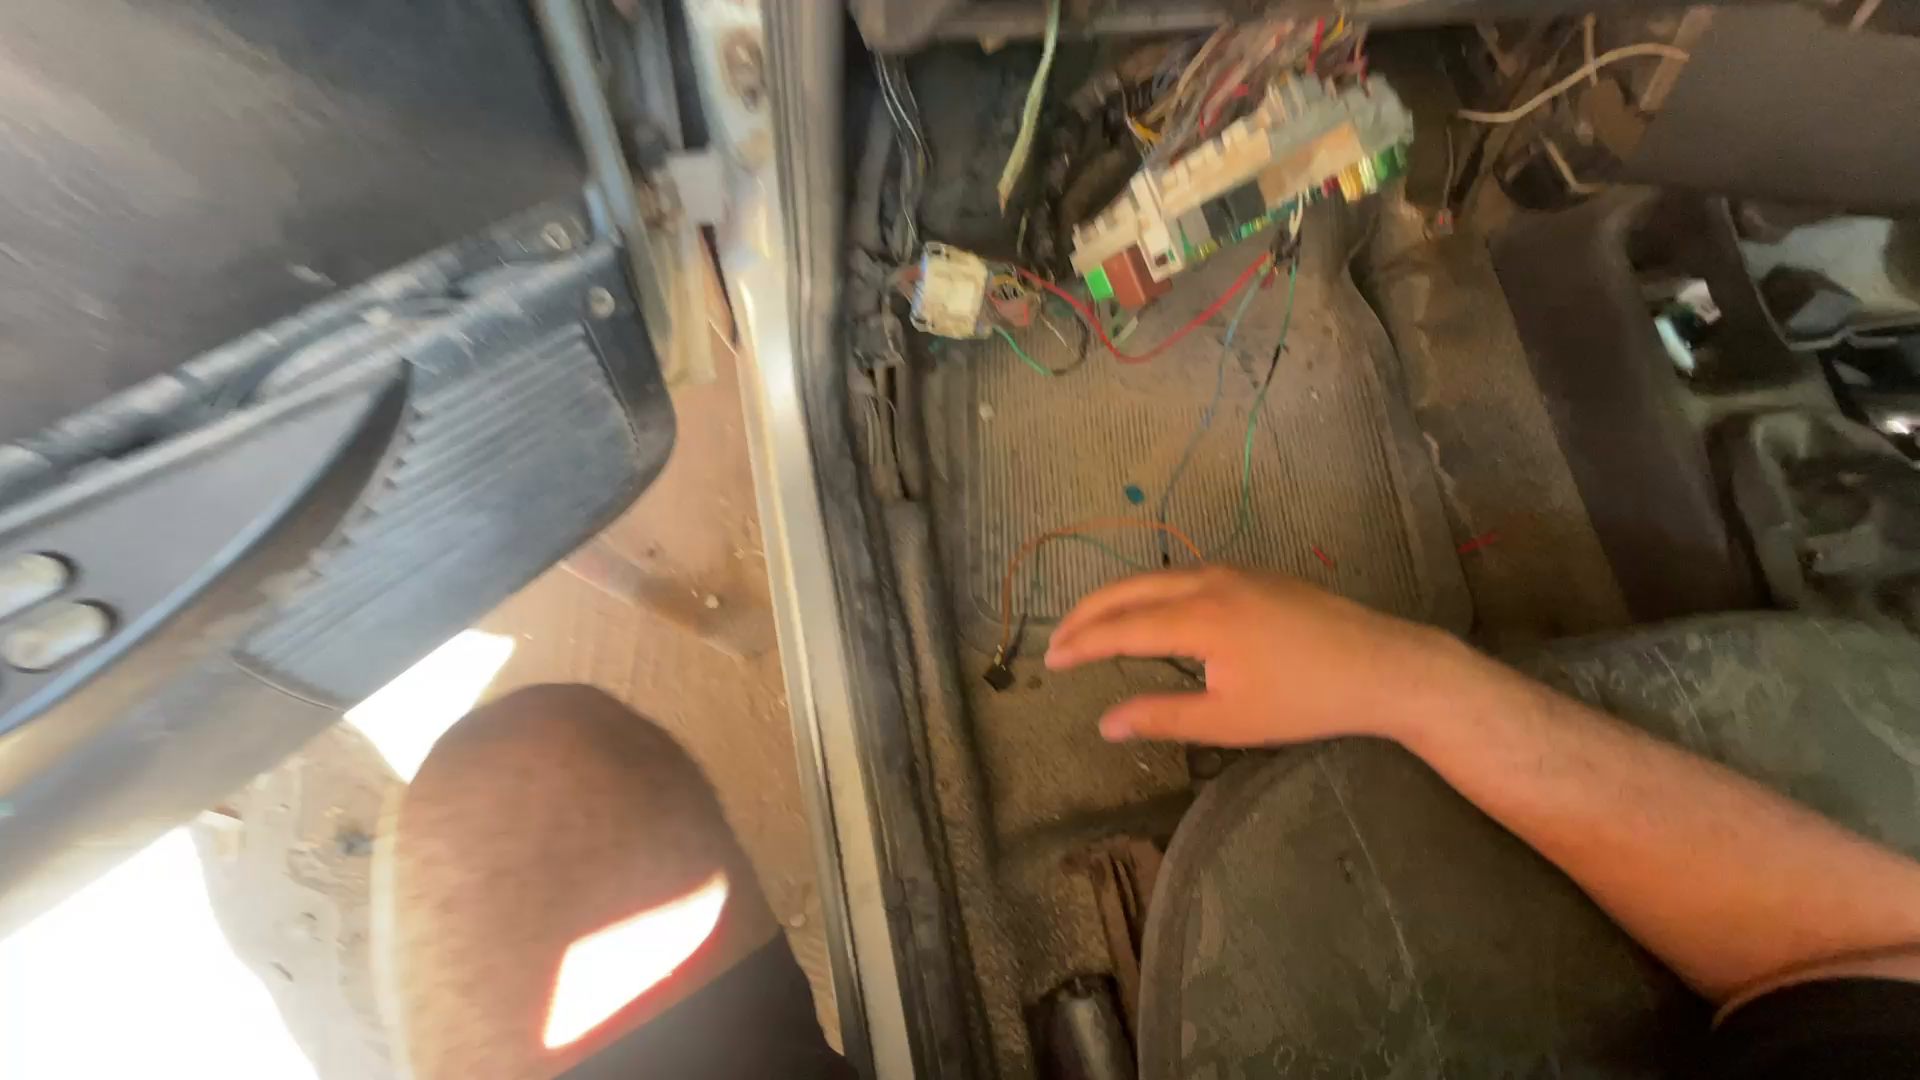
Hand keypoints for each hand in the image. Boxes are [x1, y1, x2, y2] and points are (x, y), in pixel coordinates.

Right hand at [1044, 567, 1480, 745]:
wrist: (1386, 666)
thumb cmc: (1306, 700)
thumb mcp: (1230, 721)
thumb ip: (1161, 717)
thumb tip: (1104, 724)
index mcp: (1198, 617)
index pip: (1120, 627)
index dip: (1081, 643)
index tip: (1051, 660)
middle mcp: (1205, 581)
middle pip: (1127, 590)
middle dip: (1087, 613)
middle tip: (1058, 639)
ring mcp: (1230, 571)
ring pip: (1154, 577)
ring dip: (1116, 599)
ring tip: (1091, 624)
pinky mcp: (1250, 573)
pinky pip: (1181, 575)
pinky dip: (1147, 591)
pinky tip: (1148, 611)